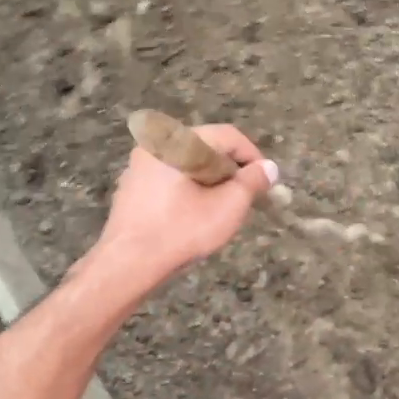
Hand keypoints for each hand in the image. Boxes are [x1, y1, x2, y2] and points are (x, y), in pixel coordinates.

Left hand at [88, 123, 277, 286]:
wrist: (129, 263)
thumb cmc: (182, 231)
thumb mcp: (229, 206)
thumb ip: (252, 181)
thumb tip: (269, 167)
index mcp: (178, 142)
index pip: (228, 136)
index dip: (253, 157)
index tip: (265, 182)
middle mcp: (156, 144)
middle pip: (208, 146)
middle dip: (232, 169)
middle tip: (247, 196)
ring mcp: (140, 163)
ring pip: (190, 161)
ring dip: (212, 177)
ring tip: (224, 205)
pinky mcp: (133, 183)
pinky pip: (172, 174)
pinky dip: (191, 184)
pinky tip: (196, 211)